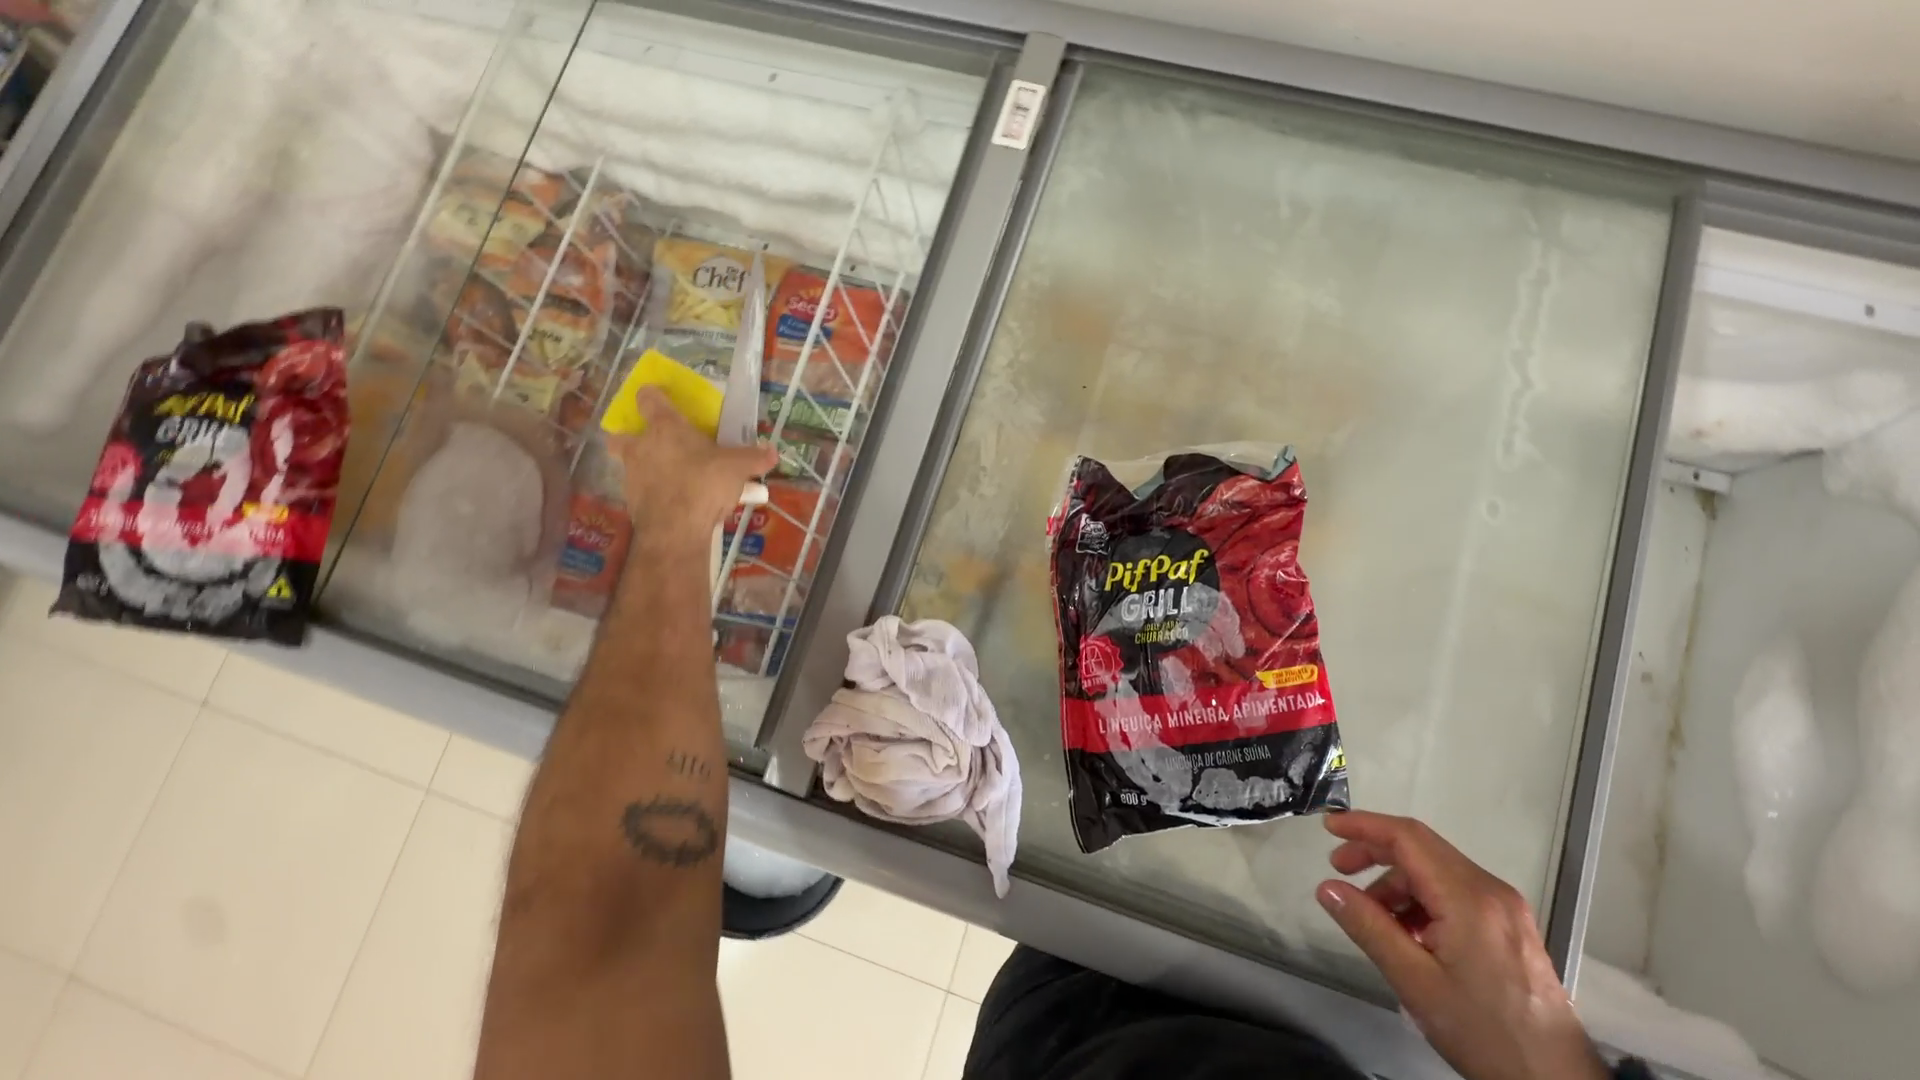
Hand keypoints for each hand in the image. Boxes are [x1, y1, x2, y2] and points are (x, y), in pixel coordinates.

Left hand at [610, 387, 776, 549]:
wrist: (676, 528)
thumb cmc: (704, 483)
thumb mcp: (738, 468)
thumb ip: (754, 458)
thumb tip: (773, 453)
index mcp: (666, 428)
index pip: (649, 398)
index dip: (652, 395)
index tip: (658, 397)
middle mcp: (642, 447)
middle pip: (620, 435)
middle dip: (629, 437)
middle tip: (650, 444)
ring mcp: (632, 475)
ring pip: (629, 465)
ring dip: (644, 469)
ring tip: (671, 480)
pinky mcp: (632, 502)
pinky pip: (641, 493)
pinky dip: (653, 495)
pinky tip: (673, 504)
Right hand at [1316, 811, 1607, 1079]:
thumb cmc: (1482, 1030)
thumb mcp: (1414, 981)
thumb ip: (1368, 927)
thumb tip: (1327, 887)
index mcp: (1468, 897)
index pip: (1408, 838)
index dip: (1364, 826)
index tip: (1328, 828)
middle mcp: (1490, 890)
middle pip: (1422, 848)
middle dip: (1375, 852)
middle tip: (1338, 871)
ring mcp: (1504, 908)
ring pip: (1437, 872)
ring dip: (1398, 883)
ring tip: (1373, 919)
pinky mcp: (1510, 926)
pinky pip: (1455, 893)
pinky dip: (1422, 901)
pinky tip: (1408, 934)